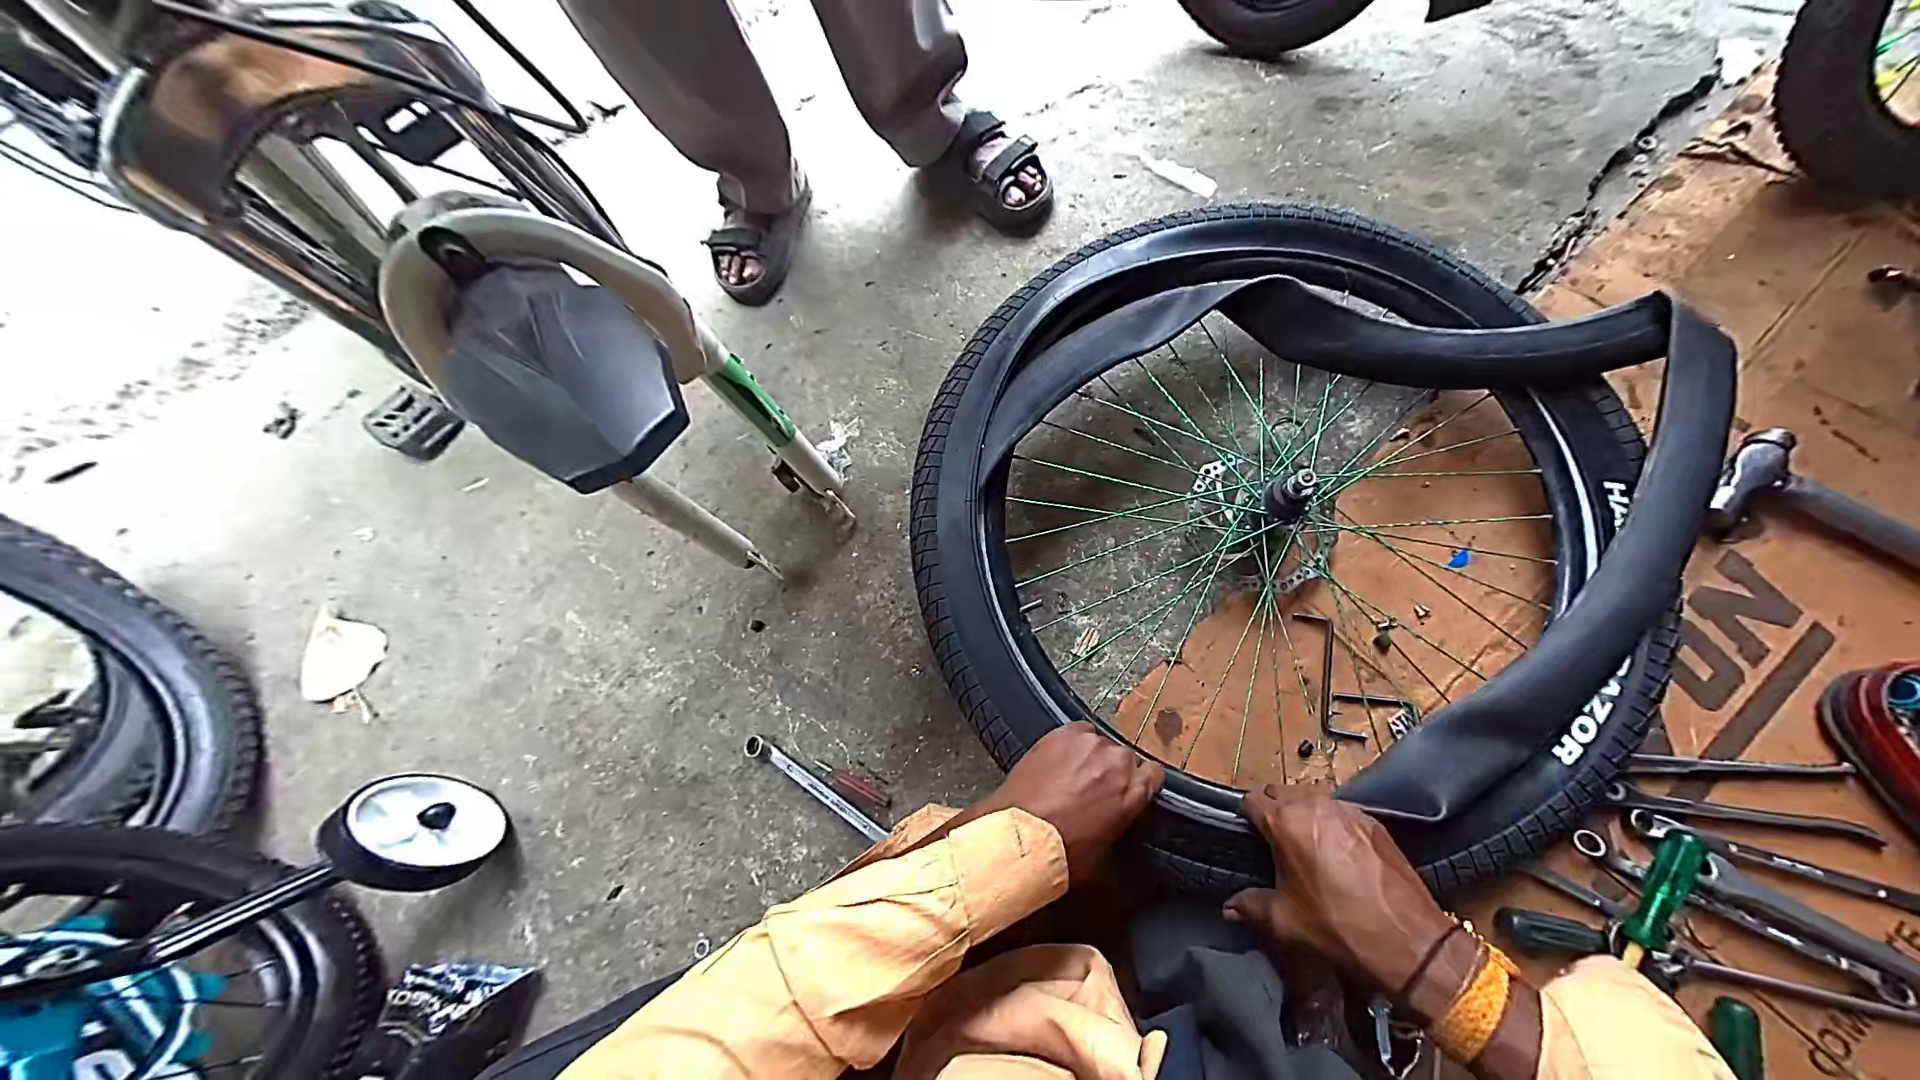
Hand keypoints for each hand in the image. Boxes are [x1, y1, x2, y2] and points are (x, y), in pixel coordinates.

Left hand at [965, 721, 1163, 882]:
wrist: (1024, 834)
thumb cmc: (1063, 851)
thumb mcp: (1106, 861)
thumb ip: (1126, 848)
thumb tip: (1129, 862)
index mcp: (1135, 790)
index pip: (1153, 773)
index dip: (1138, 783)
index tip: (1125, 790)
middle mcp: (1117, 761)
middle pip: (1124, 757)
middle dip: (1111, 771)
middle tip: (1092, 789)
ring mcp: (1090, 742)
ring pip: (1099, 743)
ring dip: (1089, 757)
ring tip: (1069, 776)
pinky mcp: (1063, 732)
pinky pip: (1076, 731)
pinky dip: (1069, 744)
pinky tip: (1057, 762)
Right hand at [1223, 784, 1458, 1003]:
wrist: (1411, 943)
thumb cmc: (1339, 927)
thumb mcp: (1285, 921)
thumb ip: (1250, 906)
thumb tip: (1229, 907)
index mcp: (1284, 821)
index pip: (1251, 799)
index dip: (1246, 816)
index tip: (1250, 836)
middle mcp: (1312, 805)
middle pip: (1280, 792)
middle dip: (1274, 810)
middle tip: (1277, 842)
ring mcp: (1346, 810)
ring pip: (1311, 798)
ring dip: (1303, 814)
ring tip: (1309, 845)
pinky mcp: (1373, 821)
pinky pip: (1341, 811)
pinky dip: (1333, 823)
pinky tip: (1341, 853)